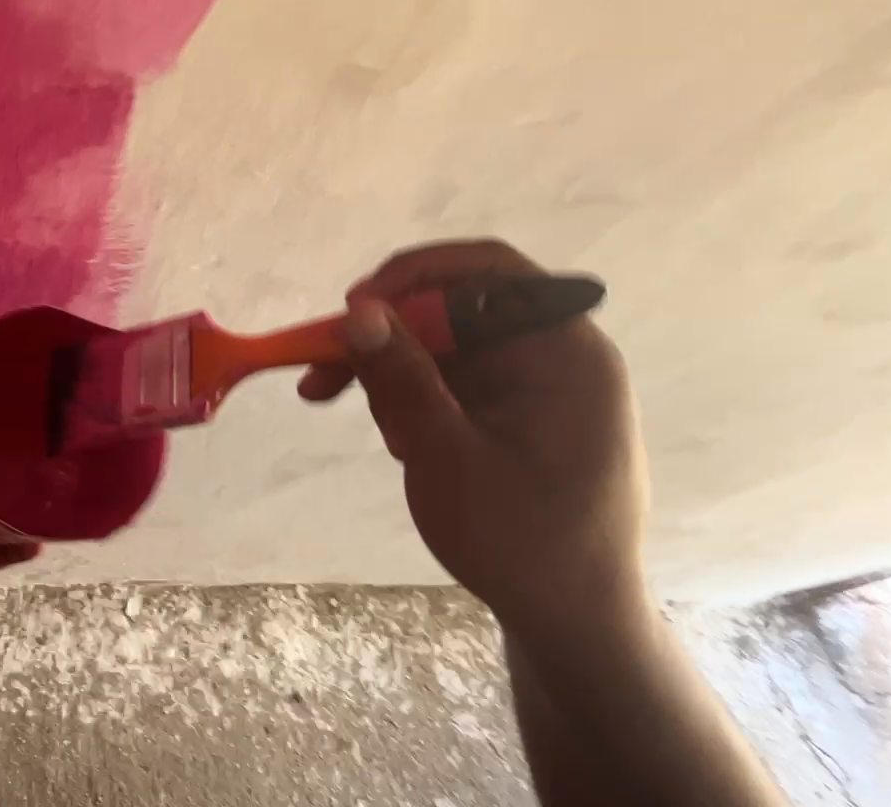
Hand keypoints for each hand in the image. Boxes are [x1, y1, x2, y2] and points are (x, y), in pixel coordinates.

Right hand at [298, 239, 649, 631]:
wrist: (570, 618)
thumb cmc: (519, 539)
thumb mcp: (446, 456)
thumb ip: (401, 377)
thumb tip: (358, 310)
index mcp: (564, 353)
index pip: (489, 272)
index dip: (414, 274)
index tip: (352, 307)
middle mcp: (552, 354)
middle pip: (451, 309)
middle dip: (383, 337)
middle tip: (320, 372)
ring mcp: (530, 382)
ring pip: (438, 344)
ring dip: (387, 372)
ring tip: (374, 429)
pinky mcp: (510, 408)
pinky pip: (445, 377)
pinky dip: (406, 395)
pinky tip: (394, 437)